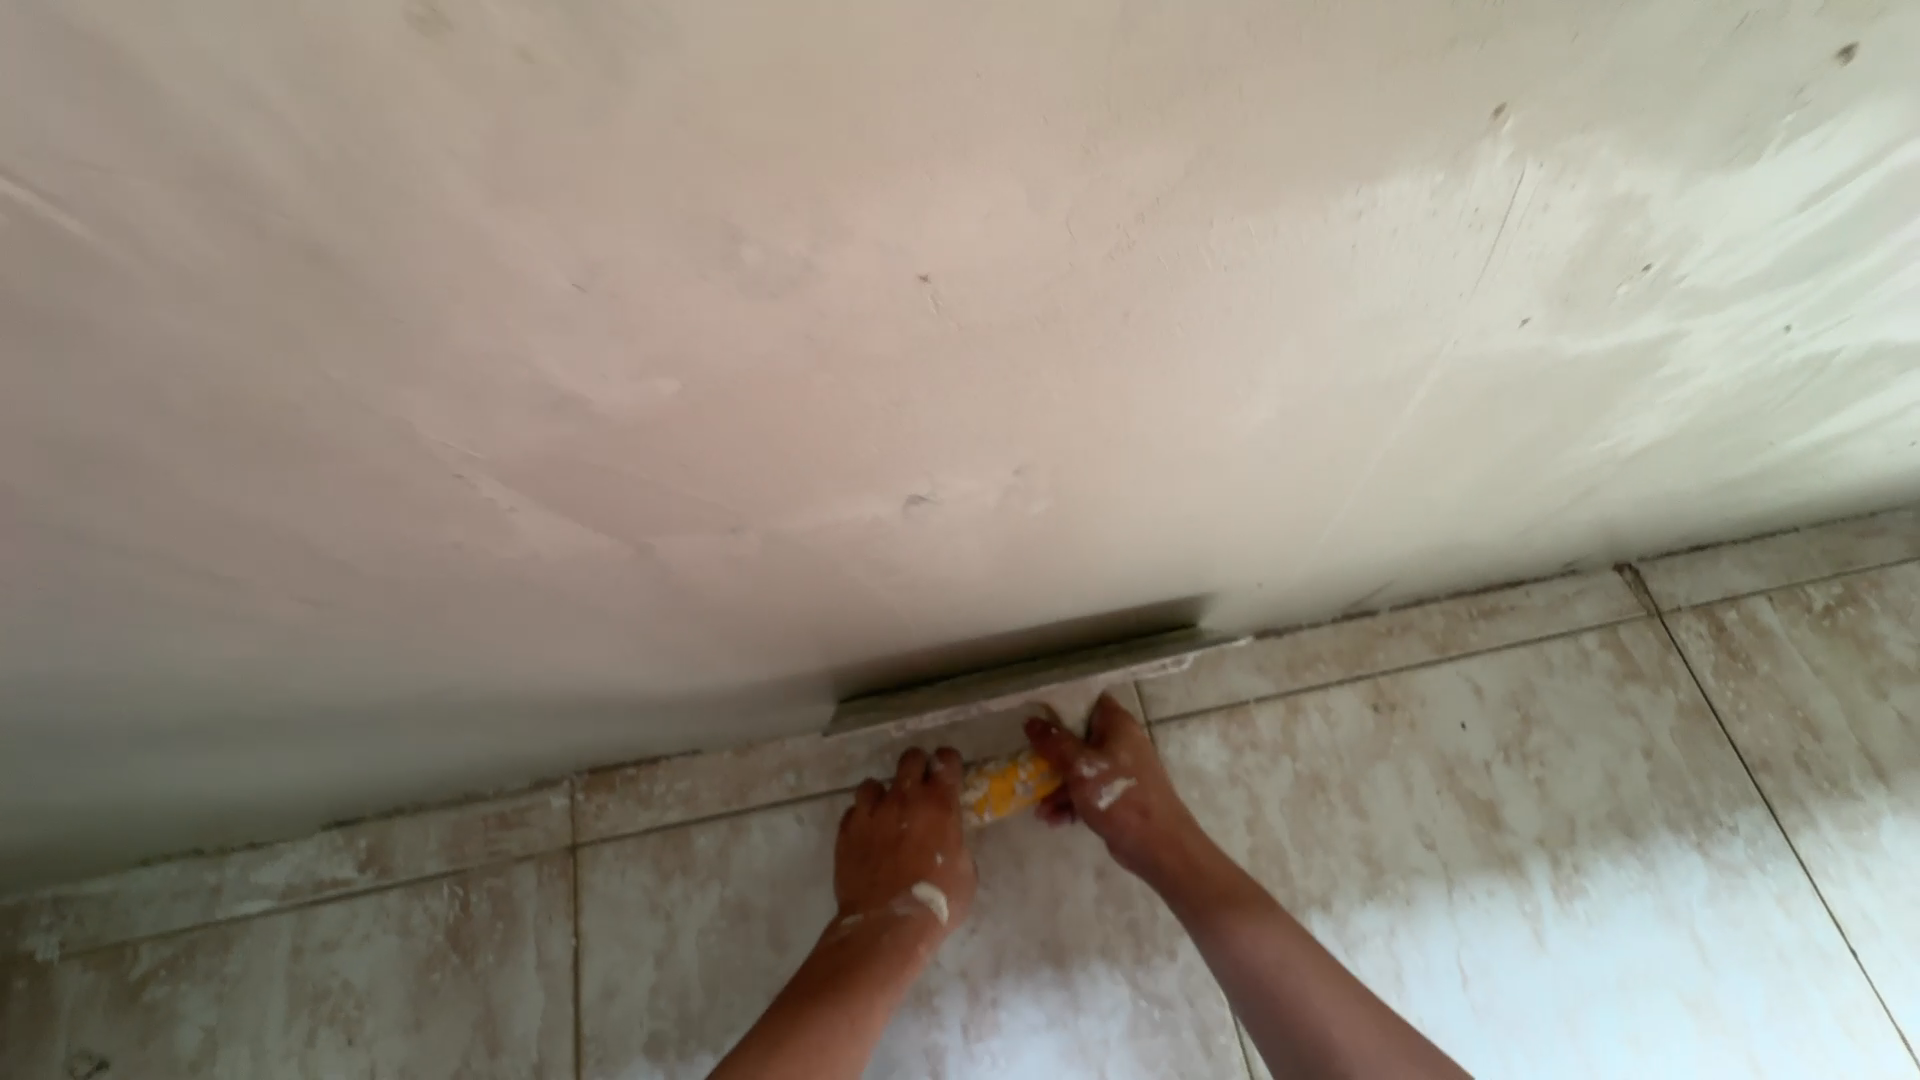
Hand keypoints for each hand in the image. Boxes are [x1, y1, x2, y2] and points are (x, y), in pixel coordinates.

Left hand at [834, 747, 976, 938]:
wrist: (887, 925)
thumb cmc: (937, 902)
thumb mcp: (966, 872)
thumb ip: (957, 843)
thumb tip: (949, 838)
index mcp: (939, 804)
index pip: (946, 760)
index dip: (947, 763)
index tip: (947, 773)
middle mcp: (904, 798)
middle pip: (910, 758)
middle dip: (916, 768)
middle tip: (919, 789)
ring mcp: (872, 812)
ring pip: (874, 783)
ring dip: (883, 795)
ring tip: (887, 814)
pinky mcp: (847, 830)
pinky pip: (854, 811)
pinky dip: (862, 818)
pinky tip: (867, 836)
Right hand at [1025, 692, 1214, 885]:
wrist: (1159, 846)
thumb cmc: (1120, 796)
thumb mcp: (1081, 767)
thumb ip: (1054, 743)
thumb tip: (1031, 721)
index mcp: (1116, 724)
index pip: (1086, 701)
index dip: (1060, 705)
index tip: (1035, 715)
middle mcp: (1118, 742)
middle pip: (1077, 737)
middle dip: (1051, 753)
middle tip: (1028, 762)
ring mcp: (1117, 771)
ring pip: (1078, 768)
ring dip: (1056, 785)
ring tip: (1039, 807)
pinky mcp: (1115, 796)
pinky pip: (1085, 792)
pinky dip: (1069, 802)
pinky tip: (1052, 820)